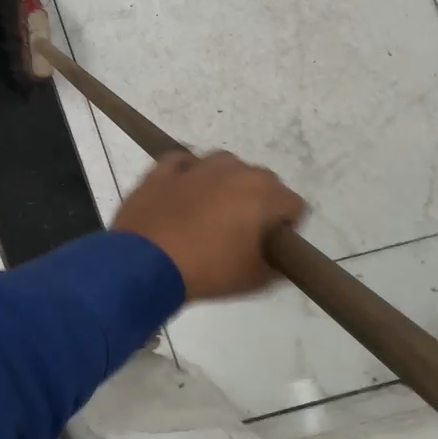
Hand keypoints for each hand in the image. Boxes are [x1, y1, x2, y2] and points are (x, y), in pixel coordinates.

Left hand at [110, 150, 306, 300]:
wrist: (145, 262)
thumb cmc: (208, 269)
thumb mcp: (258, 277)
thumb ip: (277, 262)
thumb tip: (275, 256)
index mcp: (261, 194)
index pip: (292, 204)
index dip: (285, 224)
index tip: (272, 243)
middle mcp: (230, 171)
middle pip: (260, 179)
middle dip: (259, 200)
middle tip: (244, 229)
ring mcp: (192, 167)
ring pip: (222, 163)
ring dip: (225, 180)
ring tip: (215, 208)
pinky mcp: (159, 171)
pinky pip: (180, 161)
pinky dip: (187, 171)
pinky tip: (184, 188)